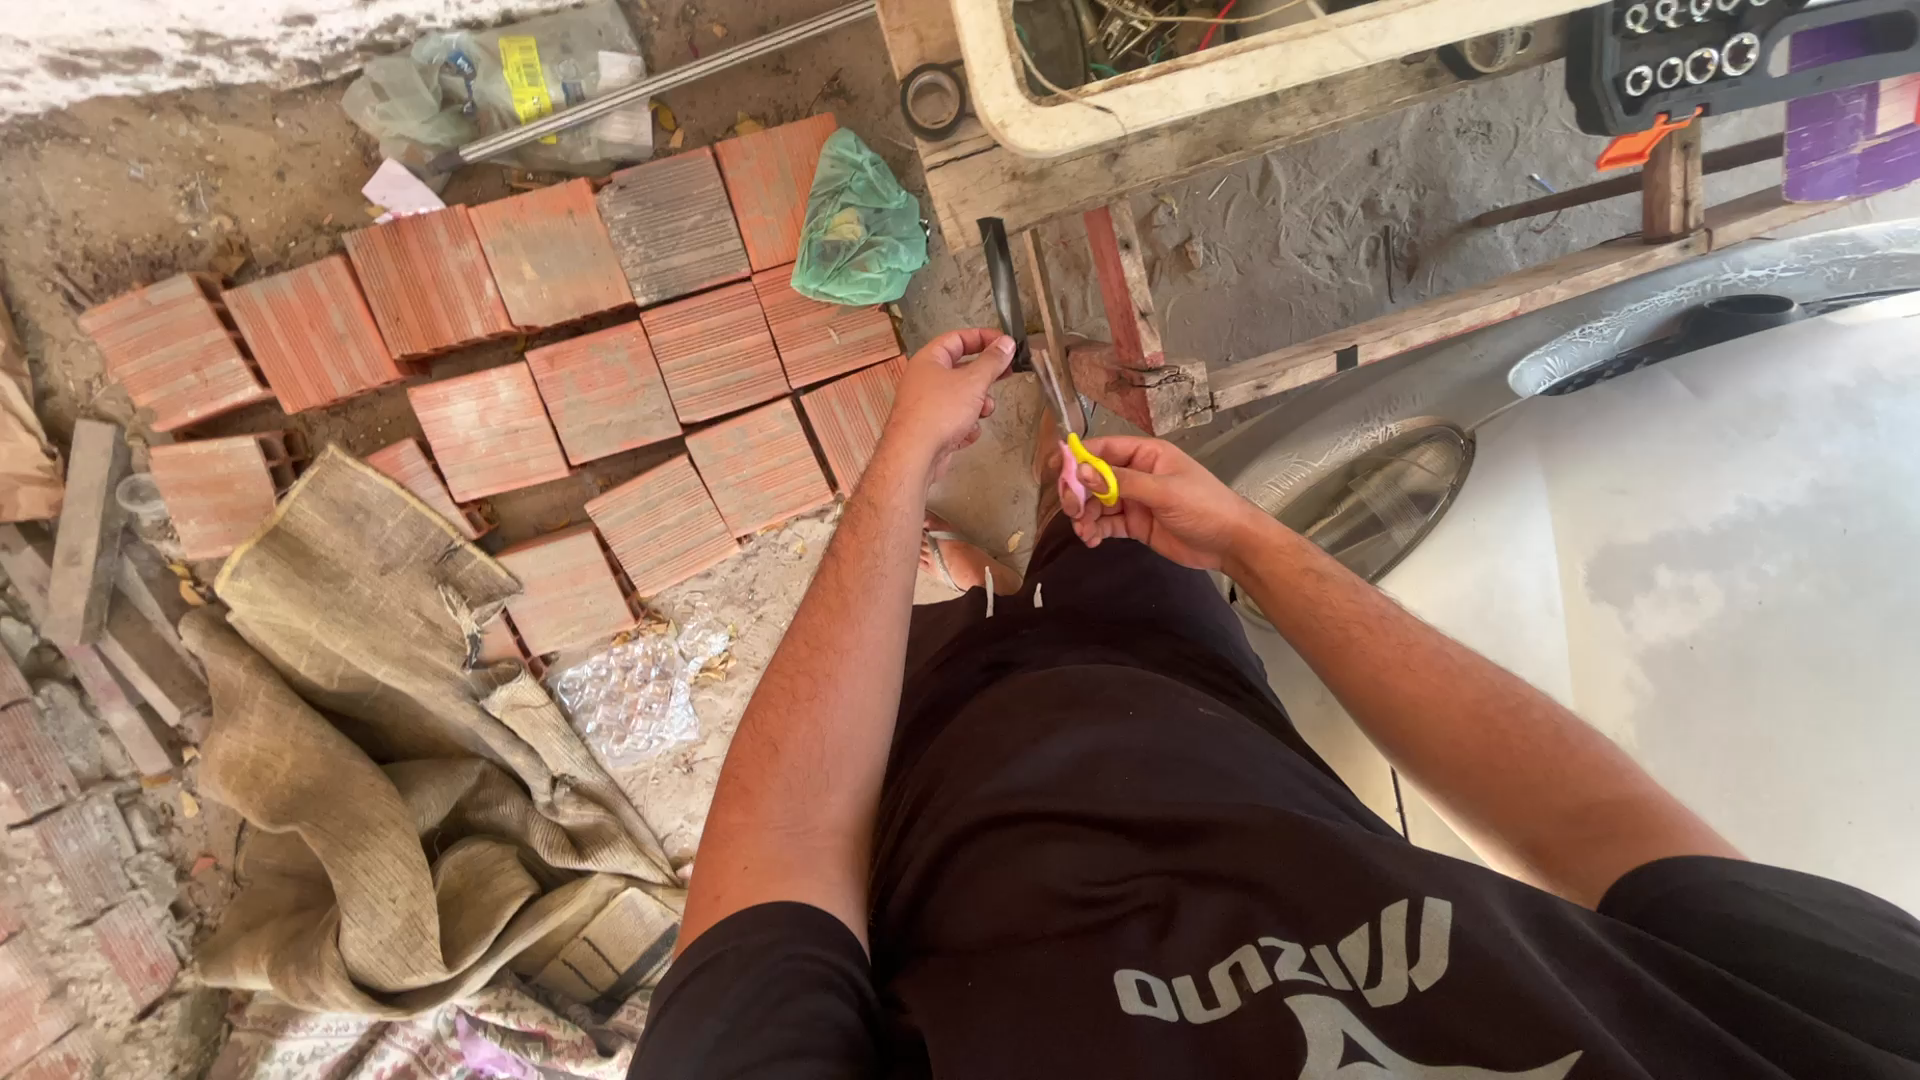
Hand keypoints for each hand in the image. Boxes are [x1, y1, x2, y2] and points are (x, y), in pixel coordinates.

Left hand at [878, 329, 1016, 481]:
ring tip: (983, 411)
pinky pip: (957, 421)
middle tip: (1006, 373)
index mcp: (930, 360)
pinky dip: (966, 426)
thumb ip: (992, 361)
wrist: (915, 454)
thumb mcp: (973, 381)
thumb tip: (1006, 343)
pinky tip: (965, 433)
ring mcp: (928, 406)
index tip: (1004, 344)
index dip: (983, 338)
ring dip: (979, 405)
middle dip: (985, 376)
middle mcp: (925, 380)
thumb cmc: (939, 412)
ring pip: (963, 398)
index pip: (958, 339)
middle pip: (962, 369)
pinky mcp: (933, 429)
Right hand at [1067, 436, 1268, 570]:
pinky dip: (1094, 531)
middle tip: (1072, 510)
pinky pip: (1106, 524)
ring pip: (1096, 503)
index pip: (1103, 449)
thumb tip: (1082, 472)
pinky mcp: (1135, 524)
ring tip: (1084, 532)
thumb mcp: (1164, 491)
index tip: (1056, 470)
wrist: (1230, 543)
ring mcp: (1134, 500)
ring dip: (1084, 516)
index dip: (1078, 458)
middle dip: (1078, 492)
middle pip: (1093, 477)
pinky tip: (1092, 540)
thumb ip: (1121, 482)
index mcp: (1145, 454)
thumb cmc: (1204, 506)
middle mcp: (1136, 473)